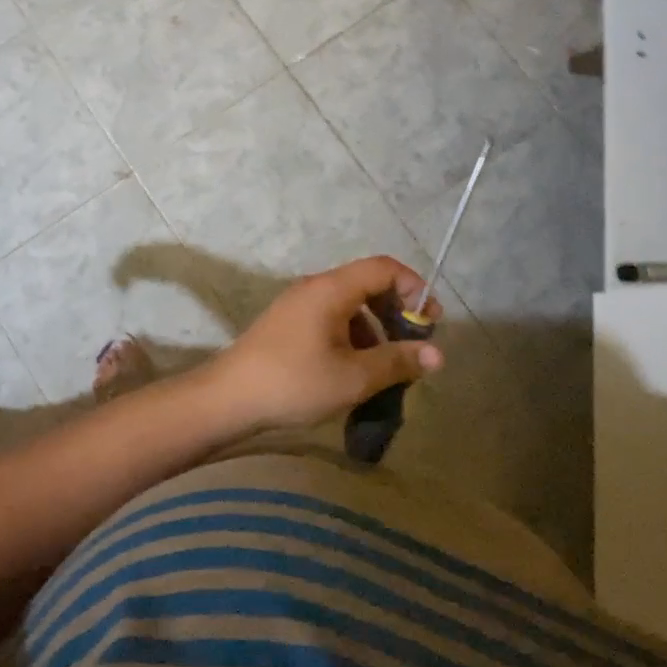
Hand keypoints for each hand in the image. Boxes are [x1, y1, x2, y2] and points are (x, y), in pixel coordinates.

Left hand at [206, 255, 444, 431]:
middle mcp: (313, 288)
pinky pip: (330, 320)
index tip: (430, 323)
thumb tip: (437, 354)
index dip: (414, 289)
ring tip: (385, 369)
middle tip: (412, 348)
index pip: (384, 268)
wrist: (229, 398)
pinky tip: (353, 372)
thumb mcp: (354, 377)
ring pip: (349, 306)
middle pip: (367, 285)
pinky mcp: (286, 326)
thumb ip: (398, 362)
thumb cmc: (295, 382)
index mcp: (331, 289)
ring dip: (374, 331)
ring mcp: (296, 306)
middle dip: (396, 313)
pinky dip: (351, 339)